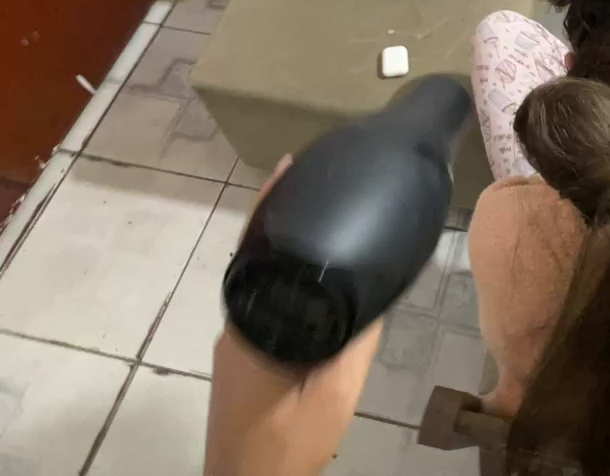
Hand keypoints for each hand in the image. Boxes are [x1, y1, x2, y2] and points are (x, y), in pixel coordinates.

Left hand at [204, 157, 381, 475]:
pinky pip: (263, 302)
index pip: (254, 247)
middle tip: (319, 184)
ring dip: (285, 249)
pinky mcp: (241, 360)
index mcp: (250, 324)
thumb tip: (374, 291)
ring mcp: (234, 343)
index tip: (288, 168)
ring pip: (260, 281)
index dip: (268, 205)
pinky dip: (284, 279)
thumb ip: (356, 339)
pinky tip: (313, 284)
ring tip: (324, 221)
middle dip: (282, 218)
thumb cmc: (289, 441)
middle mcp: (234, 324)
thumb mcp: (335, 391)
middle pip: (256, 256)